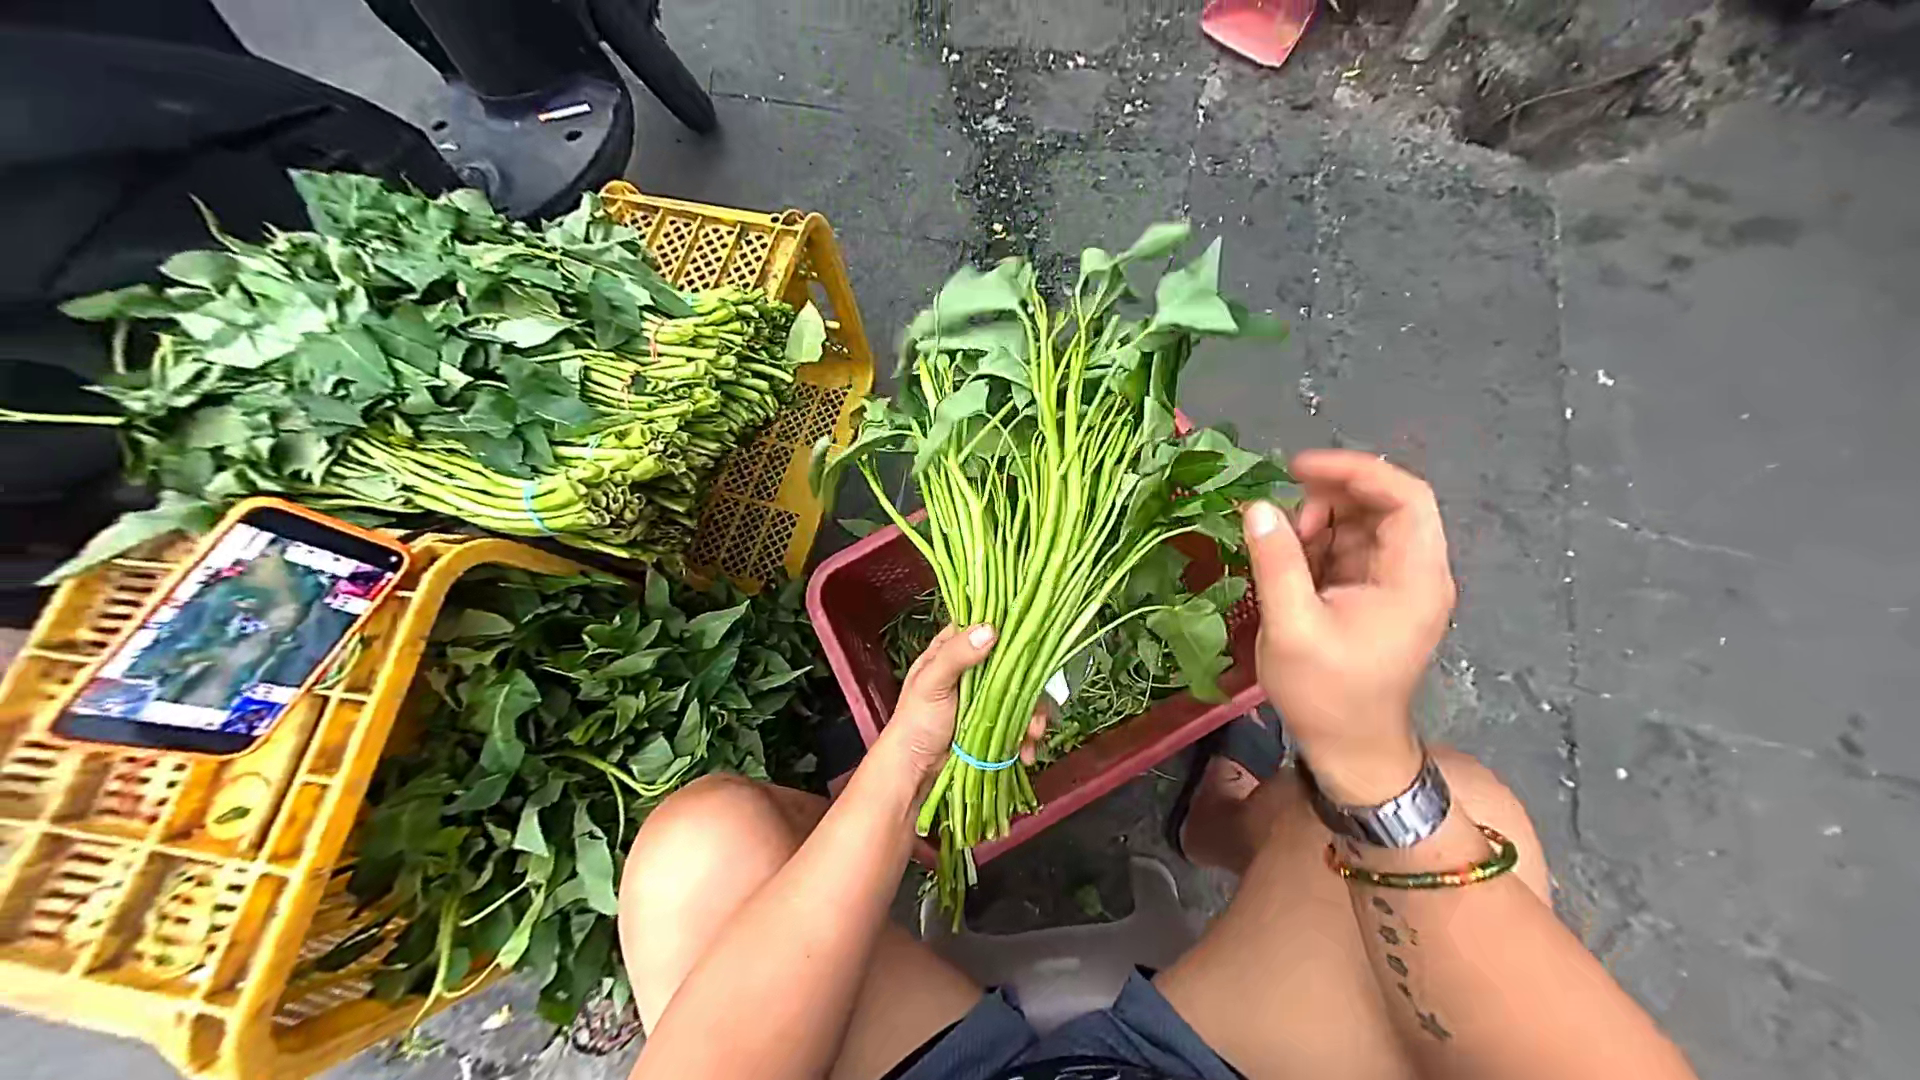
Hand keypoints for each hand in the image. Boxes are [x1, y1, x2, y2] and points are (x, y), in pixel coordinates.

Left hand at [876, 623, 1047, 784]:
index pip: (985, 625)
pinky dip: (1028, 734)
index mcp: (952, 648)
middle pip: (1013, 660)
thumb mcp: (931, 684)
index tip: (1033, 637)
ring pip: (1022, 691)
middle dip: (1031, 682)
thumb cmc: (915, 722)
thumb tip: (990, 630)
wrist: (914, 771)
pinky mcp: (995, 719)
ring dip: (1034, 714)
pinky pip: (1021, 719)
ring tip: (1034, 735)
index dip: (1009, 628)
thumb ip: (956, 656)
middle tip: (1036, 704)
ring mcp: (986, 694)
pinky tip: (1027, 751)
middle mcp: (973, 666)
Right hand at [1242, 450, 1456, 803]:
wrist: (1349, 747)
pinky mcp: (1369, 594)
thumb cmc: (1327, 693)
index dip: (1355, 471)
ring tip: (1279, 549)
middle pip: (1381, 505)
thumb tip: (1256, 506)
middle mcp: (1413, 572)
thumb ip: (1276, 562)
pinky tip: (1287, 565)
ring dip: (1315, 524)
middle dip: (1327, 499)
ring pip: (1359, 524)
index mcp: (1413, 578)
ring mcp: (1392, 583)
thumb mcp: (1292, 626)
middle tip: (1280, 520)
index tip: (1297, 468)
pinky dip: (1313, 546)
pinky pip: (1345, 549)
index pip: (1405, 498)